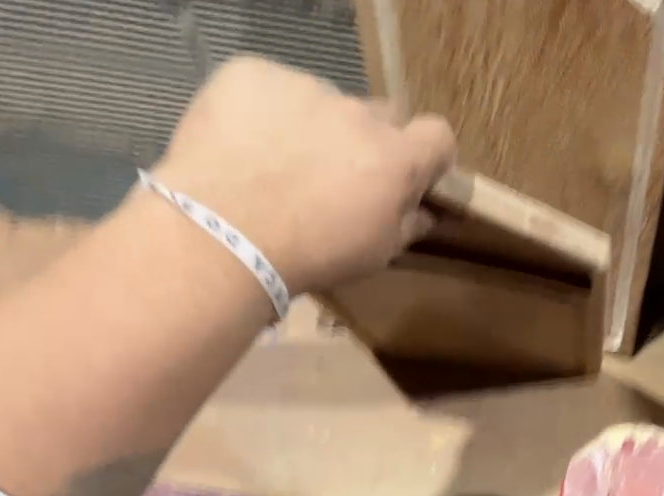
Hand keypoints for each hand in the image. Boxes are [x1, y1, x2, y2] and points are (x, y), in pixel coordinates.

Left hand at [150, 56, 456, 294]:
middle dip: (371, 142)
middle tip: (342, 177)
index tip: (415, 173)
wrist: (225, 234)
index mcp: (396, 158)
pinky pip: (273, 88)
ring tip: (283, 164)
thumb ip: (408, 224)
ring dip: (317, 126)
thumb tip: (423, 211)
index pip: (438, 134)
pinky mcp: (252, 74)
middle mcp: (358, 112)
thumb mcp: (377, 253)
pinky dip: (268, 112)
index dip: (429, 153)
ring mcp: (304, 87)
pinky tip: (249, 146)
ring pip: (324, 102)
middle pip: (380, 117)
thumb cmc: (315, 254)